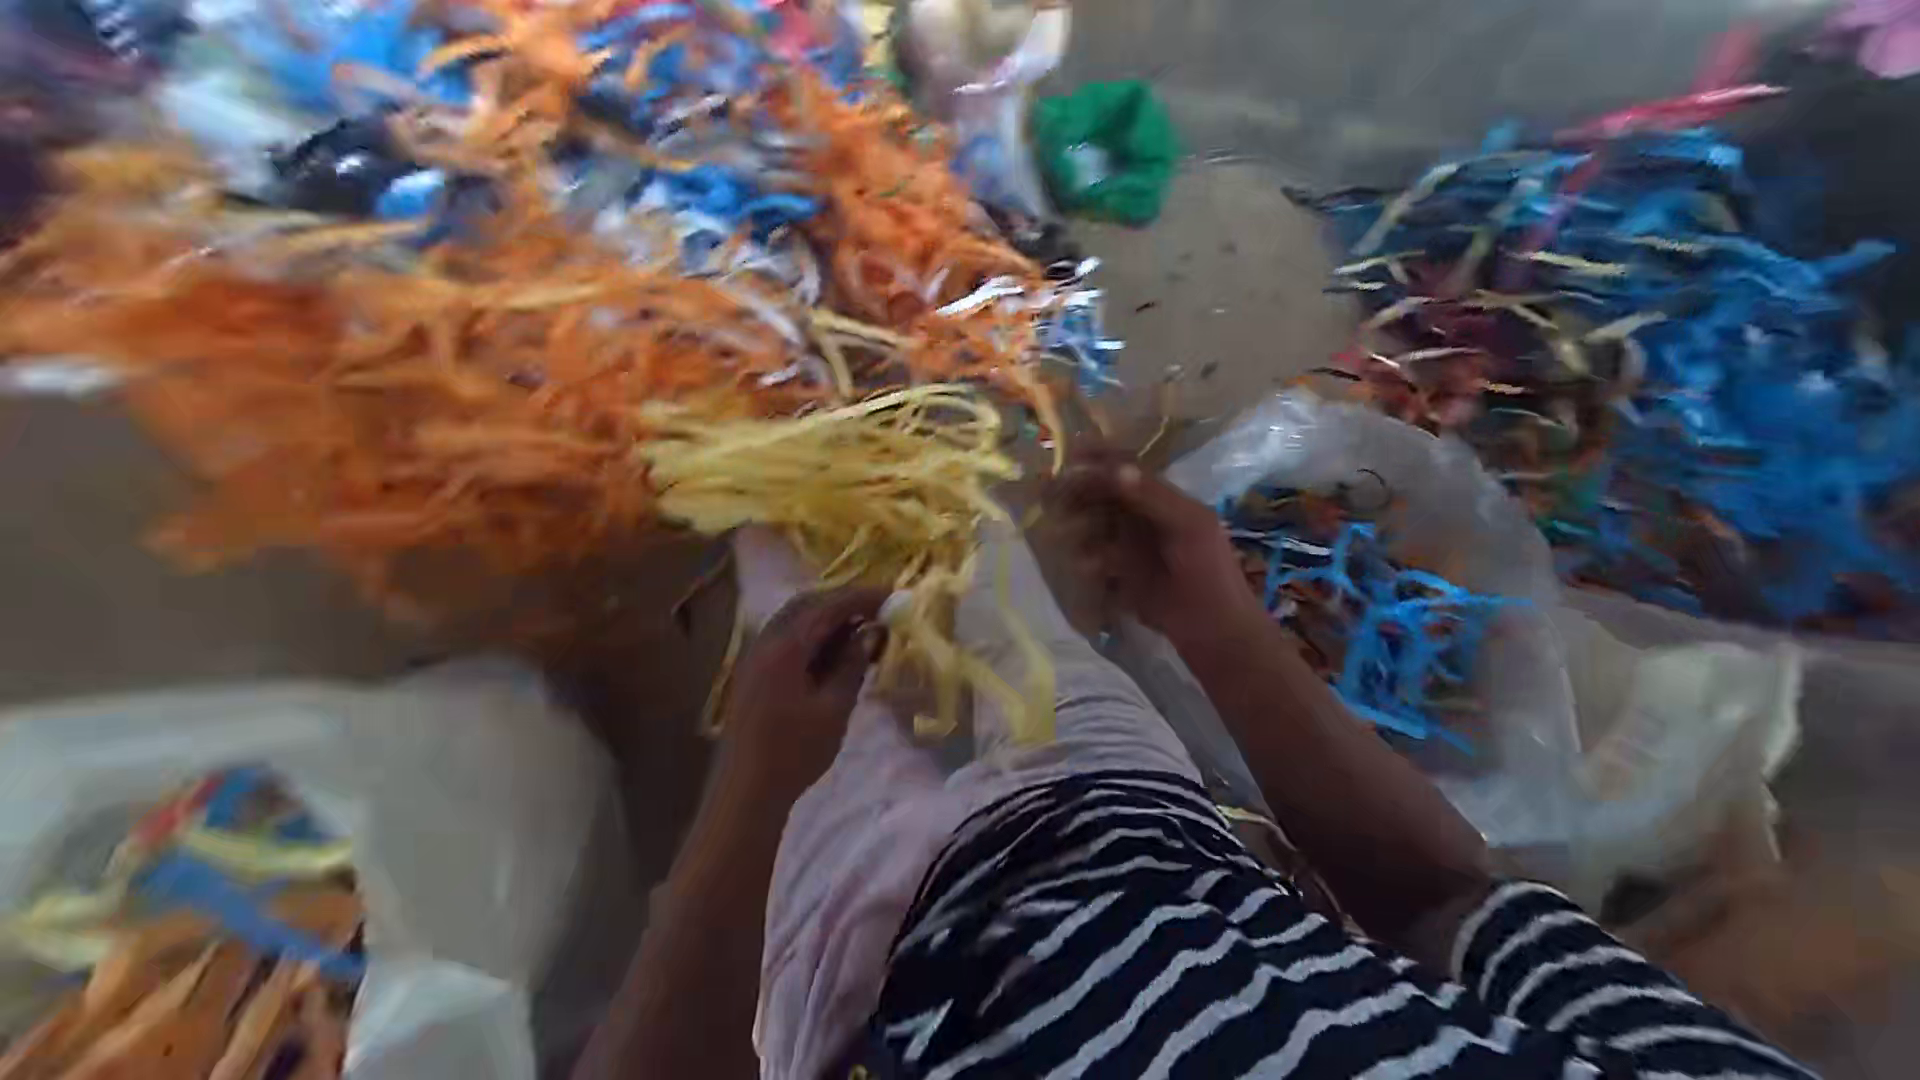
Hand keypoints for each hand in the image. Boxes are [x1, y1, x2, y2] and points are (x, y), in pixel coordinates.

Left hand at [717, 585, 888, 790]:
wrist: (746, 791)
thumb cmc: (794, 752)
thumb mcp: (834, 708)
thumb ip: (852, 664)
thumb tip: (872, 632)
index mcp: (784, 647)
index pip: (828, 605)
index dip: (862, 596)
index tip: (892, 595)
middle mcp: (766, 641)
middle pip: (808, 603)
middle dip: (845, 600)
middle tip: (879, 608)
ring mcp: (756, 654)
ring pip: (796, 618)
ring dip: (829, 616)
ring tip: (863, 626)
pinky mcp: (756, 670)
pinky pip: (788, 635)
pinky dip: (815, 632)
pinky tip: (835, 648)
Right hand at [1056, 460, 1263, 644]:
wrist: (1213, 630)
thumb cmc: (1209, 572)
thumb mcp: (1188, 525)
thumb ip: (1153, 496)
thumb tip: (1115, 468)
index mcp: (1162, 498)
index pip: (1125, 468)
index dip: (1099, 458)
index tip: (1070, 456)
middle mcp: (1142, 516)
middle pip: (1101, 495)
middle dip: (1078, 494)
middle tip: (1051, 498)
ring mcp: (1129, 546)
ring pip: (1092, 525)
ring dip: (1077, 527)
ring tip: (1066, 534)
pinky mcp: (1119, 574)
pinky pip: (1093, 558)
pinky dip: (1086, 558)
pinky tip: (1088, 568)